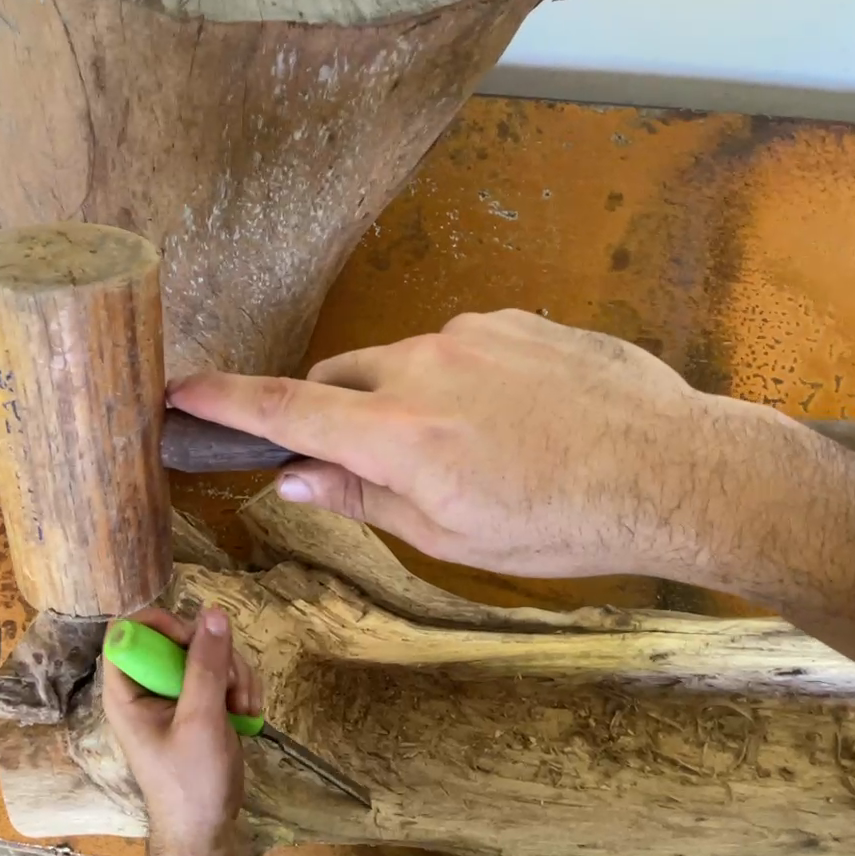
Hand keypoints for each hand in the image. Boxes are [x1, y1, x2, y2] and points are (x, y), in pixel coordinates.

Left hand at [101, 607, 262, 854]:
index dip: (163, 626)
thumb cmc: (191, 783)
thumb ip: (206, 666)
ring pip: (206, 653)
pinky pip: (221, 674)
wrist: (207, 832)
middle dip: (214, 656)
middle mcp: (147, 687)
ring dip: (234, 674)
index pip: (129, 630)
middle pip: (178, 637)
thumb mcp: (200, 721)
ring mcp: (174, 696)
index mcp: (126, 690)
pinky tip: (249, 714)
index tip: (194, 642)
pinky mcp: (199, 705)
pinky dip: (240, 687)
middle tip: (231, 686)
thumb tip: (214, 612)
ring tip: (244, 708)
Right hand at [168, 309, 818, 584]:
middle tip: (379, 460)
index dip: (225, 401)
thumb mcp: (450, 538)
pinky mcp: (511, 317)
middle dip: (336, 412)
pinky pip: (451, 346)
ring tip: (471, 444)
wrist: (676, 470)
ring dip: (402, 399)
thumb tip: (293, 478)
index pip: (288, 411)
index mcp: (402, 435)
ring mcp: (471, 332)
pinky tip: (510, 414)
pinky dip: (452, 379)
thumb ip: (363, 496)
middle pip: (336, 377)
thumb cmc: (561, 526)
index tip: (178, 389)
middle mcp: (424, 367)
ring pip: (395, 361)